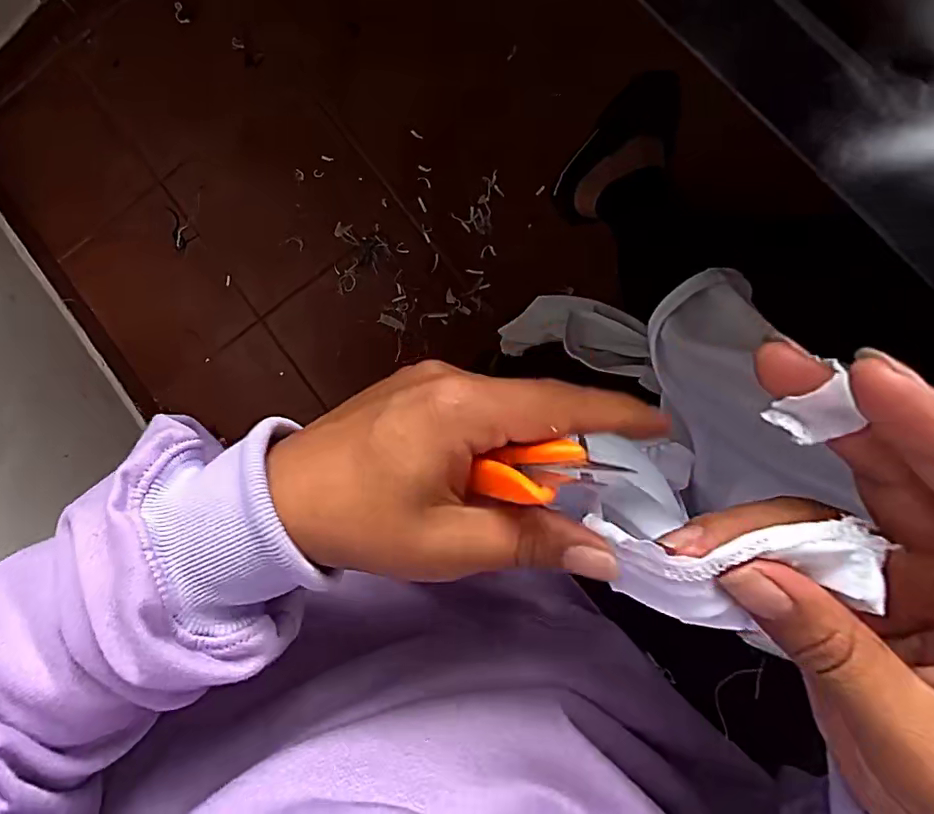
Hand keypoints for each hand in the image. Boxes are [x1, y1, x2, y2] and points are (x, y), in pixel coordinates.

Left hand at [266, 360, 666, 581]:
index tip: (660, 422)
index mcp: (461, 407)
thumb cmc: (359, 522)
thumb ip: (530, 541)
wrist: (273, 499)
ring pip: (505, 410)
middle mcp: (450, 377)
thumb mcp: (449, 544)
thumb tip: (601, 555)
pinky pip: (476, 409)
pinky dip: (494, 441)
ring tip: (502, 497)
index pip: (558, 404)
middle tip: (571, 495)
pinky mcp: (415, 388)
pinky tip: (475, 476)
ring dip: (522, 451)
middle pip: (533, 407)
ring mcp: (429, 377)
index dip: (614, 414)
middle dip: (559, 451)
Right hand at [714, 342, 933, 813]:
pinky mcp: (876, 601)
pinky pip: (812, 558)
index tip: (871, 377)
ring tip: (706, 535)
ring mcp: (930, 587)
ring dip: (772, 508)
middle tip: (779, 368)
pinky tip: (722, 562)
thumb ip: (843, 662)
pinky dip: (761, 556)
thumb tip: (750, 575)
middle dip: (842, 417)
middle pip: (918, 478)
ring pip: (848, 511)